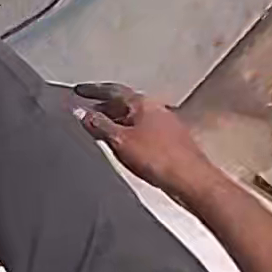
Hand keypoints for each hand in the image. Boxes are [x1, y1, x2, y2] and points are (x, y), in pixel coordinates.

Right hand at [75, 82, 214, 198]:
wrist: (191, 181)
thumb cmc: (159, 158)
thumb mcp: (120, 140)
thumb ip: (98, 125)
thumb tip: (80, 112)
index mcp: (143, 103)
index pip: (112, 90)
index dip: (93, 90)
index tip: (79, 91)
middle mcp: (156, 109)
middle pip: (123, 103)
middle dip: (102, 107)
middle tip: (85, 112)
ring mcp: (165, 125)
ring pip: (133, 118)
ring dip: (115, 121)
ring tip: (99, 131)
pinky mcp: (170, 142)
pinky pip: (142, 131)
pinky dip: (127, 133)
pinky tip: (122, 146)